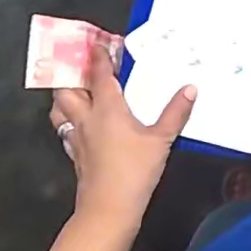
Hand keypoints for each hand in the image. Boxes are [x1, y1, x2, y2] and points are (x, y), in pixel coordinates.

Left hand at [49, 34, 195, 219]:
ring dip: (65, 93)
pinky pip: (65, 127)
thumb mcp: (162, 139)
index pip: (99, 76)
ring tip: (77, 86)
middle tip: (82, 62)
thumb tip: (190, 89)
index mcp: (107, 109)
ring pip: (60, 108)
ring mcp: (77, 137)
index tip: (97, 42)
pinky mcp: (76, 153)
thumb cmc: (134, 170)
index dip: (98, 57)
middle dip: (72, 72)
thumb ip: (175, 112)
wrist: (108, 208)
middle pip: (67, 89)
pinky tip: (80, 120)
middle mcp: (87, 119)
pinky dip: (68, 116)